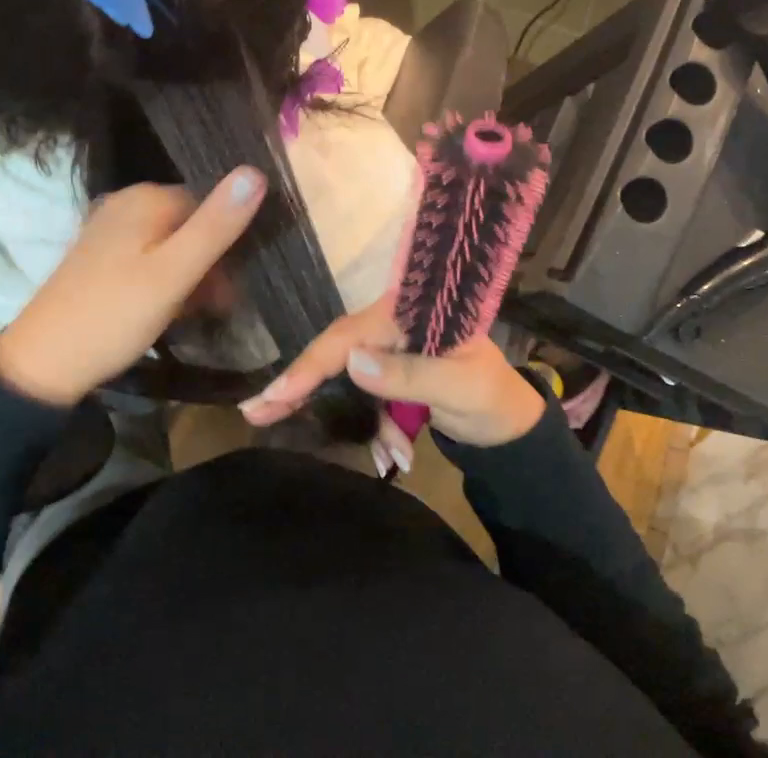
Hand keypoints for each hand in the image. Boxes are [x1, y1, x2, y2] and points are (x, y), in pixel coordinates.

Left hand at [0, 167, 264, 406]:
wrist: (44, 362)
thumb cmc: (115, 316)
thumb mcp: (174, 274)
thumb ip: (216, 226)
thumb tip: (256, 172)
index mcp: (145, 198)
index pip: (209, 205)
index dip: (229, 244)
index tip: (238, 285)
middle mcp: (124, 204)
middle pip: (189, 224)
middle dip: (210, 262)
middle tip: (219, 306)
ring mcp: (108, 231)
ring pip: (169, 245)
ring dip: (190, 276)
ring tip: (195, 314)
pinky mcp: (98, 259)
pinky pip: (146, 260)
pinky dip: (164, 282)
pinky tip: (166, 312)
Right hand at [239, 297, 545, 446]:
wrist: (511, 427)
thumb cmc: (493, 399)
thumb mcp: (459, 387)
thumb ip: (409, 375)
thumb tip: (353, 363)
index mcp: (406, 313)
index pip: (346, 337)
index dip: (310, 366)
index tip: (276, 395)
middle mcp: (390, 325)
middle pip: (333, 353)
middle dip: (299, 387)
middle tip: (255, 413)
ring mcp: (387, 350)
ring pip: (342, 380)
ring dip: (341, 418)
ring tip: (332, 442)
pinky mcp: (388, 375)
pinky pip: (363, 400)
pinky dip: (374, 429)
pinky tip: (395, 454)